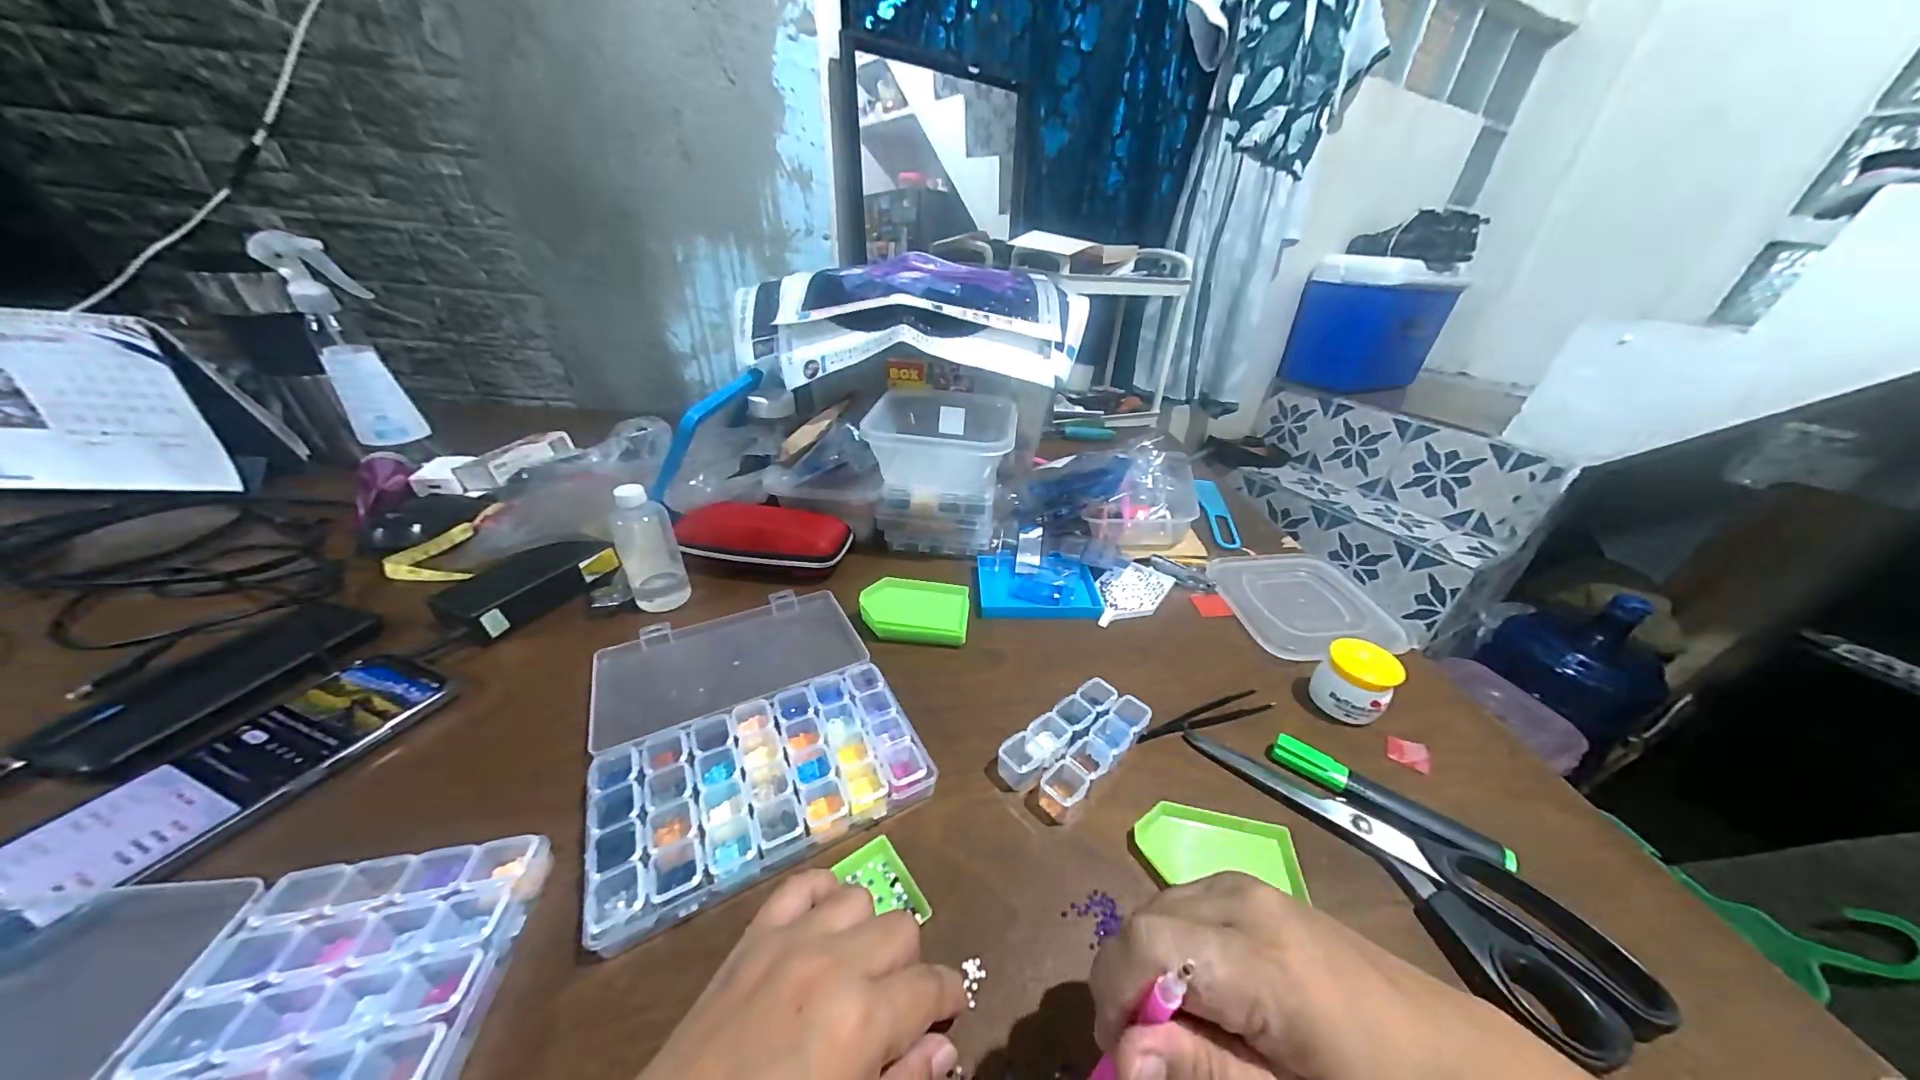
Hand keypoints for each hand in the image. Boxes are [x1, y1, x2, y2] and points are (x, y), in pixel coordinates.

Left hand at [638, 869, 964, 1079]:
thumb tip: (943, 1046)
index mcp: (864, 1017)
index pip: (934, 984)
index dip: (950, 998)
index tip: (947, 1012)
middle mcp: (835, 962)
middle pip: (903, 930)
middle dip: (909, 967)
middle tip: (892, 1006)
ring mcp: (791, 939)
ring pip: (860, 898)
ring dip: (866, 931)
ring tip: (853, 968)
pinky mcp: (755, 934)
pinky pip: (803, 886)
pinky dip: (821, 896)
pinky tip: (820, 927)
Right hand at [1090, 873, 1585, 1079]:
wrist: (1455, 1055)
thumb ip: (1202, 1070)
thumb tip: (1119, 1056)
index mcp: (1260, 958)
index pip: (1145, 944)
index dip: (1114, 994)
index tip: (1122, 1052)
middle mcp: (1244, 900)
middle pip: (1143, 921)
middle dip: (1125, 982)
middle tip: (1146, 1047)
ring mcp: (1249, 884)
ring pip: (1158, 908)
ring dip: (1146, 962)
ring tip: (1174, 1020)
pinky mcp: (1254, 885)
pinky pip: (1184, 902)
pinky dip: (1171, 941)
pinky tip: (1201, 985)